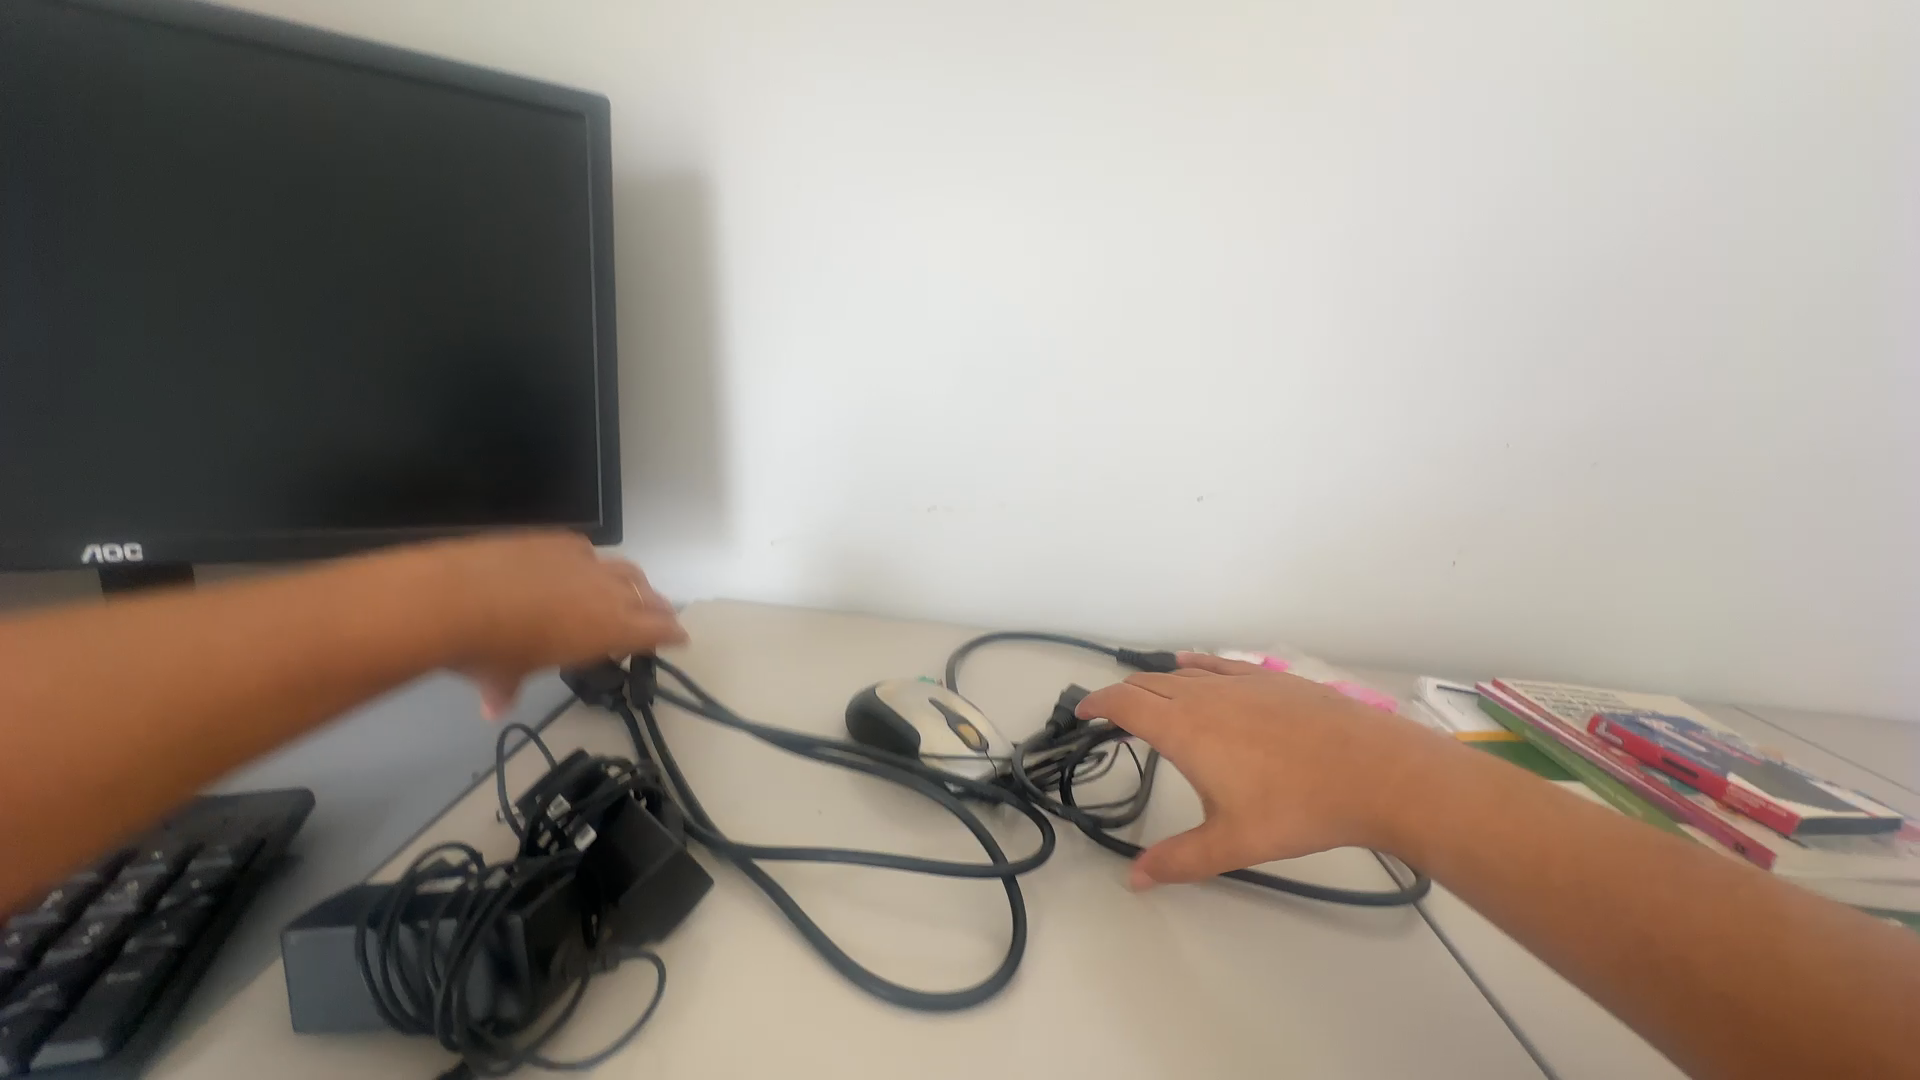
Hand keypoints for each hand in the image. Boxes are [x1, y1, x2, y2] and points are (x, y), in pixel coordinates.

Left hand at [386, 532, 686, 717]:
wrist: (454, 597)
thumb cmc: (489, 650)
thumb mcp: (503, 677)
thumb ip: (507, 690)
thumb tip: (493, 708)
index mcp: (611, 630)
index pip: (659, 631)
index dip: (672, 635)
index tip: (680, 638)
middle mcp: (609, 592)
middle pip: (649, 598)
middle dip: (658, 609)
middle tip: (661, 617)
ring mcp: (584, 562)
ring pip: (625, 570)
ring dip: (632, 583)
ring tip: (628, 589)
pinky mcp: (558, 541)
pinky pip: (587, 551)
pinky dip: (590, 563)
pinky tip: (578, 567)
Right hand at [1076, 653, 1453, 888]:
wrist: (1373, 771)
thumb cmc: (1296, 807)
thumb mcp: (1232, 844)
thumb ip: (1178, 861)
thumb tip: (1133, 880)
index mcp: (1182, 728)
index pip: (1123, 703)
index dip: (1097, 704)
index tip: (1082, 712)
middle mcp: (1201, 696)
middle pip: (1147, 684)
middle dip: (1122, 696)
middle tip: (1111, 716)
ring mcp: (1238, 682)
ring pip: (1180, 673)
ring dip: (1155, 684)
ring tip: (1149, 700)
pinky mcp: (1269, 677)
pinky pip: (1216, 664)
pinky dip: (1192, 666)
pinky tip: (1191, 668)